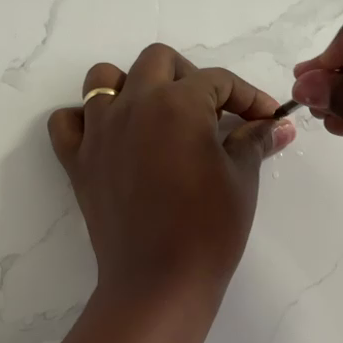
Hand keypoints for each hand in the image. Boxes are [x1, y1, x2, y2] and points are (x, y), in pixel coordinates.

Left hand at [48, 44, 295, 303]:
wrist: (159, 281)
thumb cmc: (209, 229)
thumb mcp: (241, 179)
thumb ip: (253, 141)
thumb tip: (275, 125)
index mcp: (178, 104)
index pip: (217, 80)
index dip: (246, 96)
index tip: (264, 118)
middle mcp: (133, 105)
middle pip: (158, 61)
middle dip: (189, 76)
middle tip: (210, 111)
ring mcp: (99, 131)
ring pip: (104, 78)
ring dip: (131, 85)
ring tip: (156, 115)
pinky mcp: (77, 160)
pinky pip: (67, 122)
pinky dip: (84, 120)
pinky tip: (110, 138)